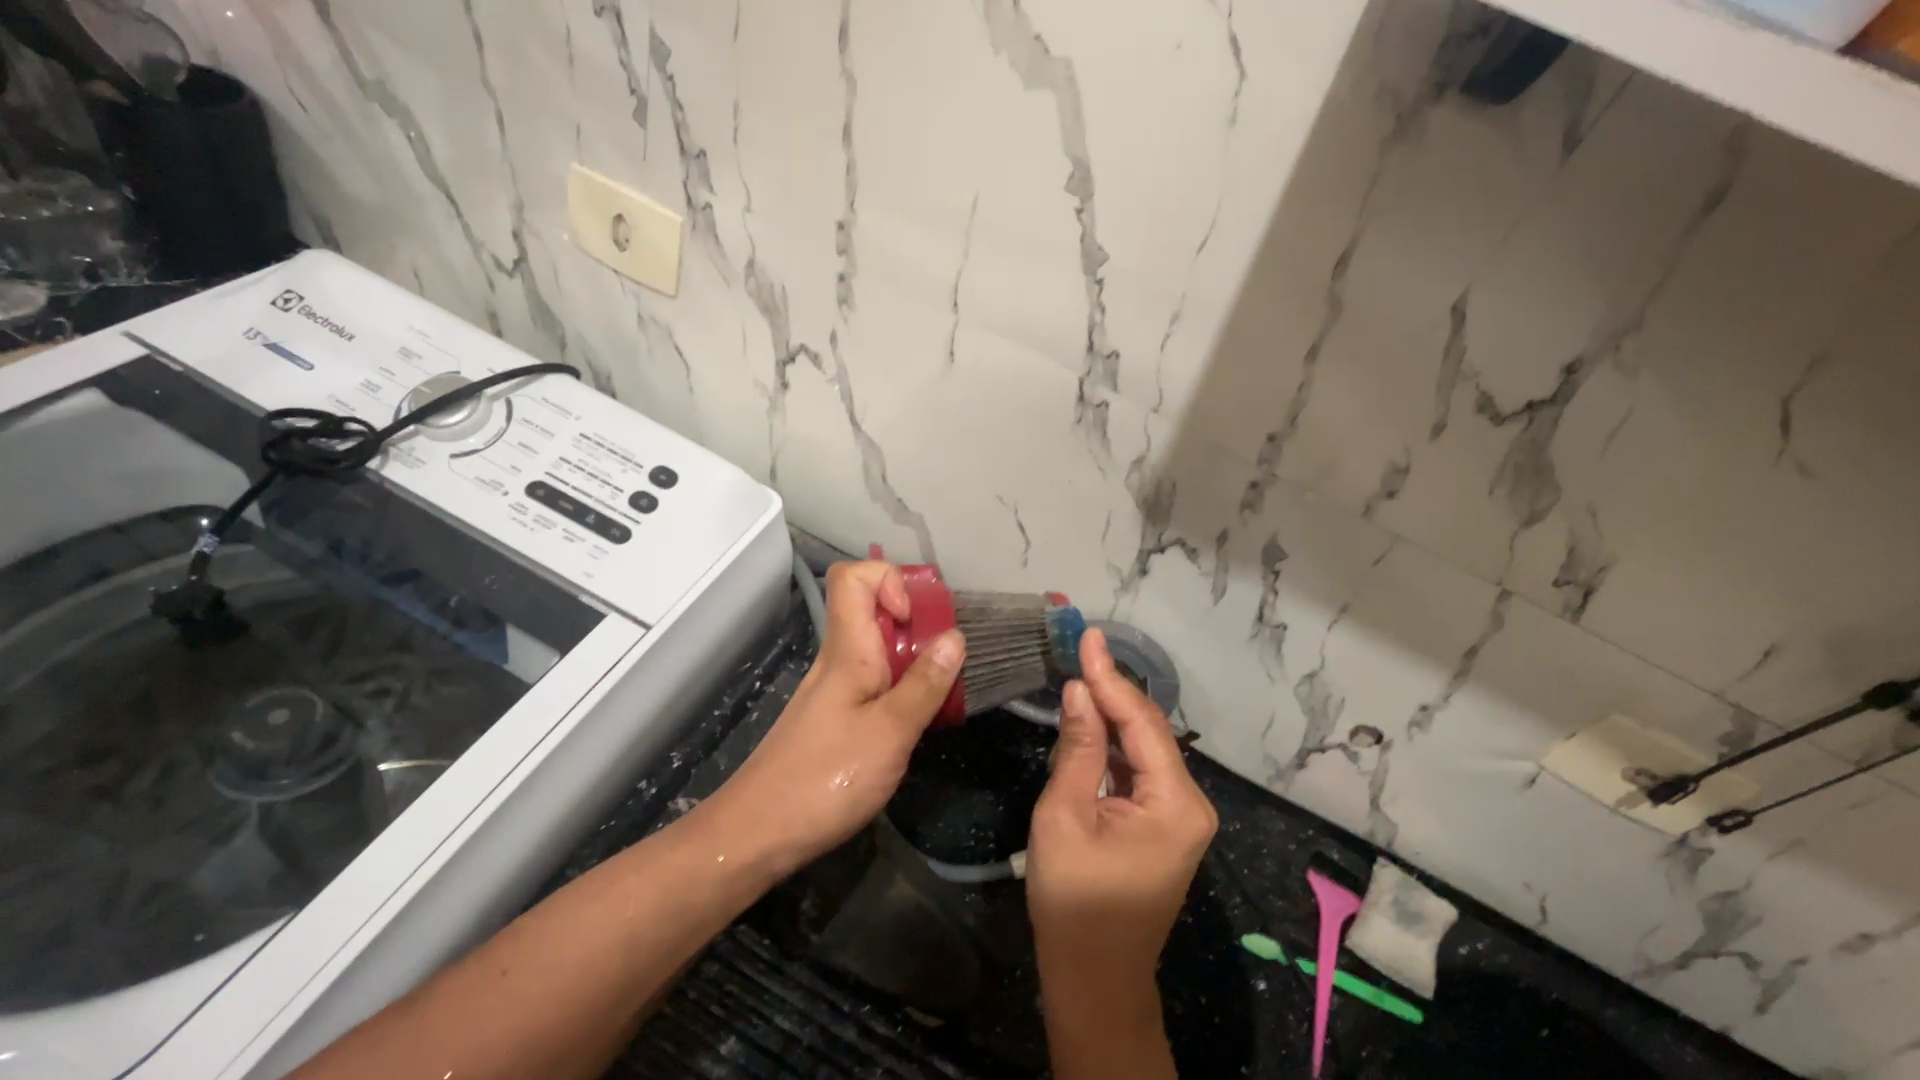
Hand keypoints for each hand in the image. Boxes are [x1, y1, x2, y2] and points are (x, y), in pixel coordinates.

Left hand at [706, 560, 964, 873]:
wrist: (758, 833)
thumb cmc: (826, 779)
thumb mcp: (890, 732)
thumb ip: (924, 685)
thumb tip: (954, 637)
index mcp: (847, 651)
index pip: (853, 577)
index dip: (890, 581)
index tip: (918, 621)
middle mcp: (837, 662)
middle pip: (872, 613)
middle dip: (917, 627)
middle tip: (949, 664)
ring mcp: (834, 693)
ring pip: (877, 654)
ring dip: (914, 665)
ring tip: (942, 699)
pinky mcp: (834, 723)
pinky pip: (873, 688)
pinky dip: (900, 695)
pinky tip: (915, 729)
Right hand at [1026, 628, 1217, 984]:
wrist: (1094, 976)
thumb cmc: (1074, 901)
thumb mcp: (1065, 816)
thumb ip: (1078, 750)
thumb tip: (1082, 690)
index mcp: (1176, 802)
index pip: (1143, 723)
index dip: (1112, 677)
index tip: (1088, 636)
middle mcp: (1190, 803)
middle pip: (1148, 732)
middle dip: (1113, 691)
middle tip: (1081, 648)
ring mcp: (1180, 817)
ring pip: (1143, 750)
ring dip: (1110, 717)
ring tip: (1082, 673)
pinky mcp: (1164, 826)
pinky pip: (1138, 774)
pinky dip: (1112, 748)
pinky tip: (1089, 723)